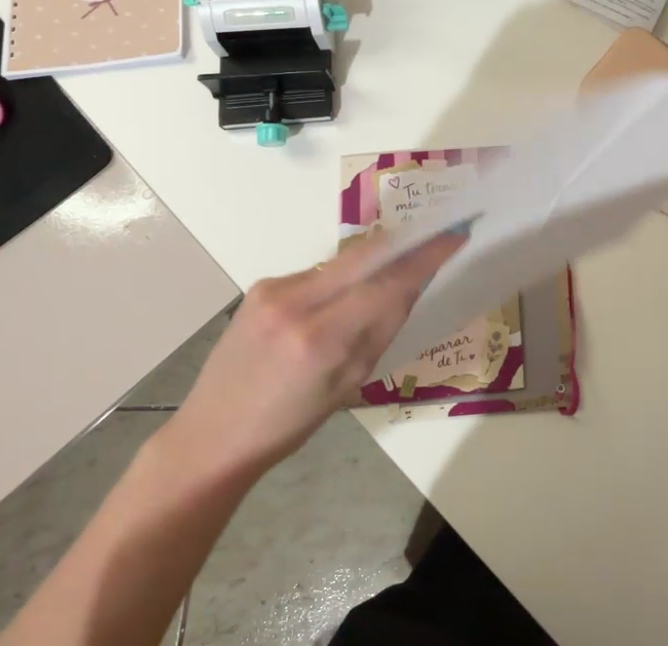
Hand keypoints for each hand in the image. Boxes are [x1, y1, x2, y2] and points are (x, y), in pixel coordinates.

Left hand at [156, 230, 464, 482]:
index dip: (425, 257)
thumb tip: (412, 287)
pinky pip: (318, 274)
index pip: (388, 284)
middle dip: (405, 243)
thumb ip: (380, 330)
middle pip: (365, 255)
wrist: (213, 433)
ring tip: (390, 278)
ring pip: (342, 263)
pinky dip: (340, 280)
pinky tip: (340, 302)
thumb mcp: (348, 384)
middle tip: (436, 235)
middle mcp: (296, 302)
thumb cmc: (288, 425)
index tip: (454, 236)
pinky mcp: (261, 286)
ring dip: (371, 265)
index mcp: (321, 338)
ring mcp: (273, 289)